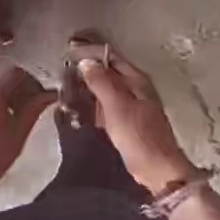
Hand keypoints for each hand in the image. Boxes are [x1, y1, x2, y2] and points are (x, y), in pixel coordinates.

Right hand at [77, 56, 197, 193]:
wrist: (156, 168)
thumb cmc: (138, 135)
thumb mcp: (117, 105)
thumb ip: (102, 82)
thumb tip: (85, 61)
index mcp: (136, 80)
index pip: (111, 57)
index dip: (91, 52)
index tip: (68, 52)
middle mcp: (136, 89)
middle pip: (109, 72)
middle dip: (87, 71)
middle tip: (63, 72)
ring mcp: (132, 106)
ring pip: (106, 90)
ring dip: (89, 89)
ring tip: (66, 90)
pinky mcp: (127, 122)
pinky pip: (107, 107)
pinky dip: (94, 105)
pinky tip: (79, 110)